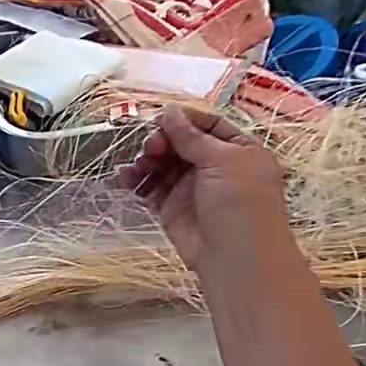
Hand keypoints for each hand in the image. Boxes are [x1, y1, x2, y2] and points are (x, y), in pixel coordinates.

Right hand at [117, 105, 289, 271]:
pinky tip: (125, 178)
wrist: (234, 254)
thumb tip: (169, 111)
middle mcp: (213, 166)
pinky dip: (136, 181)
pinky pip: (149, 187)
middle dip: (161, 142)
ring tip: (138, 167)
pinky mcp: (170, 206)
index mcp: (236, 150)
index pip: (207, 126)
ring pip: (161, 164)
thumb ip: (191, 137)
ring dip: (146, 161)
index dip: (183, 121)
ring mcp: (190, 187)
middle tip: (151, 149)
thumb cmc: (240, 202)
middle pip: (179, 144)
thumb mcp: (222, 161)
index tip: (159, 120)